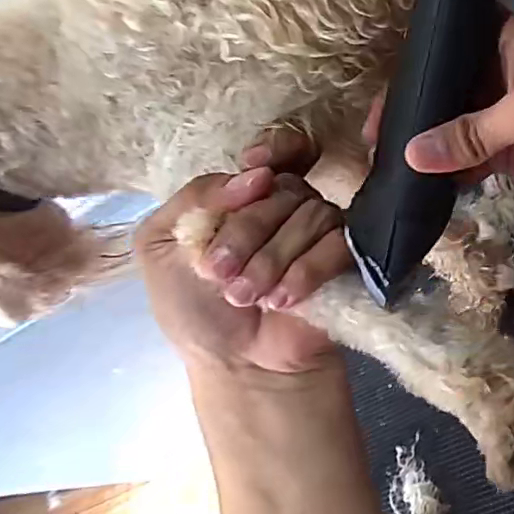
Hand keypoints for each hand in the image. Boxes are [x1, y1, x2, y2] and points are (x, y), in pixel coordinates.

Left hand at [136, 168, 350, 377]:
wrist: (240, 362)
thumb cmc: (196, 309)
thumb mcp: (161, 247)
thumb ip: (196, 200)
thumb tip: (257, 174)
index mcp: (248, 196)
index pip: (275, 155)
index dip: (276, 151)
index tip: (256, 175)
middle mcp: (290, 207)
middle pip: (282, 191)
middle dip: (246, 233)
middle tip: (220, 275)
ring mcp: (324, 231)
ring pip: (312, 215)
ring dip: (272, 260)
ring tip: (247, 297)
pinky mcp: (351, 257)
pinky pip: (339, 244)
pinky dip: (307, 271)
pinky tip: (283, 299)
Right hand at [397, 17, 513, 205]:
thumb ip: (472, 132)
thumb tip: (411, 154)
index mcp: (505, 43)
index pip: (450, 34)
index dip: (417, 49)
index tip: (385, 76)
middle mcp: (494, 71)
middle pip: (440, 80)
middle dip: (408, 104)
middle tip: (373, 132)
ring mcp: (493, 110)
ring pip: (446, 119)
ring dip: (421, 138)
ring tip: (380, 157)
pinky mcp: (496, 145)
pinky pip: (459, 151)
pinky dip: (440, 164)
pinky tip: (411, 177)